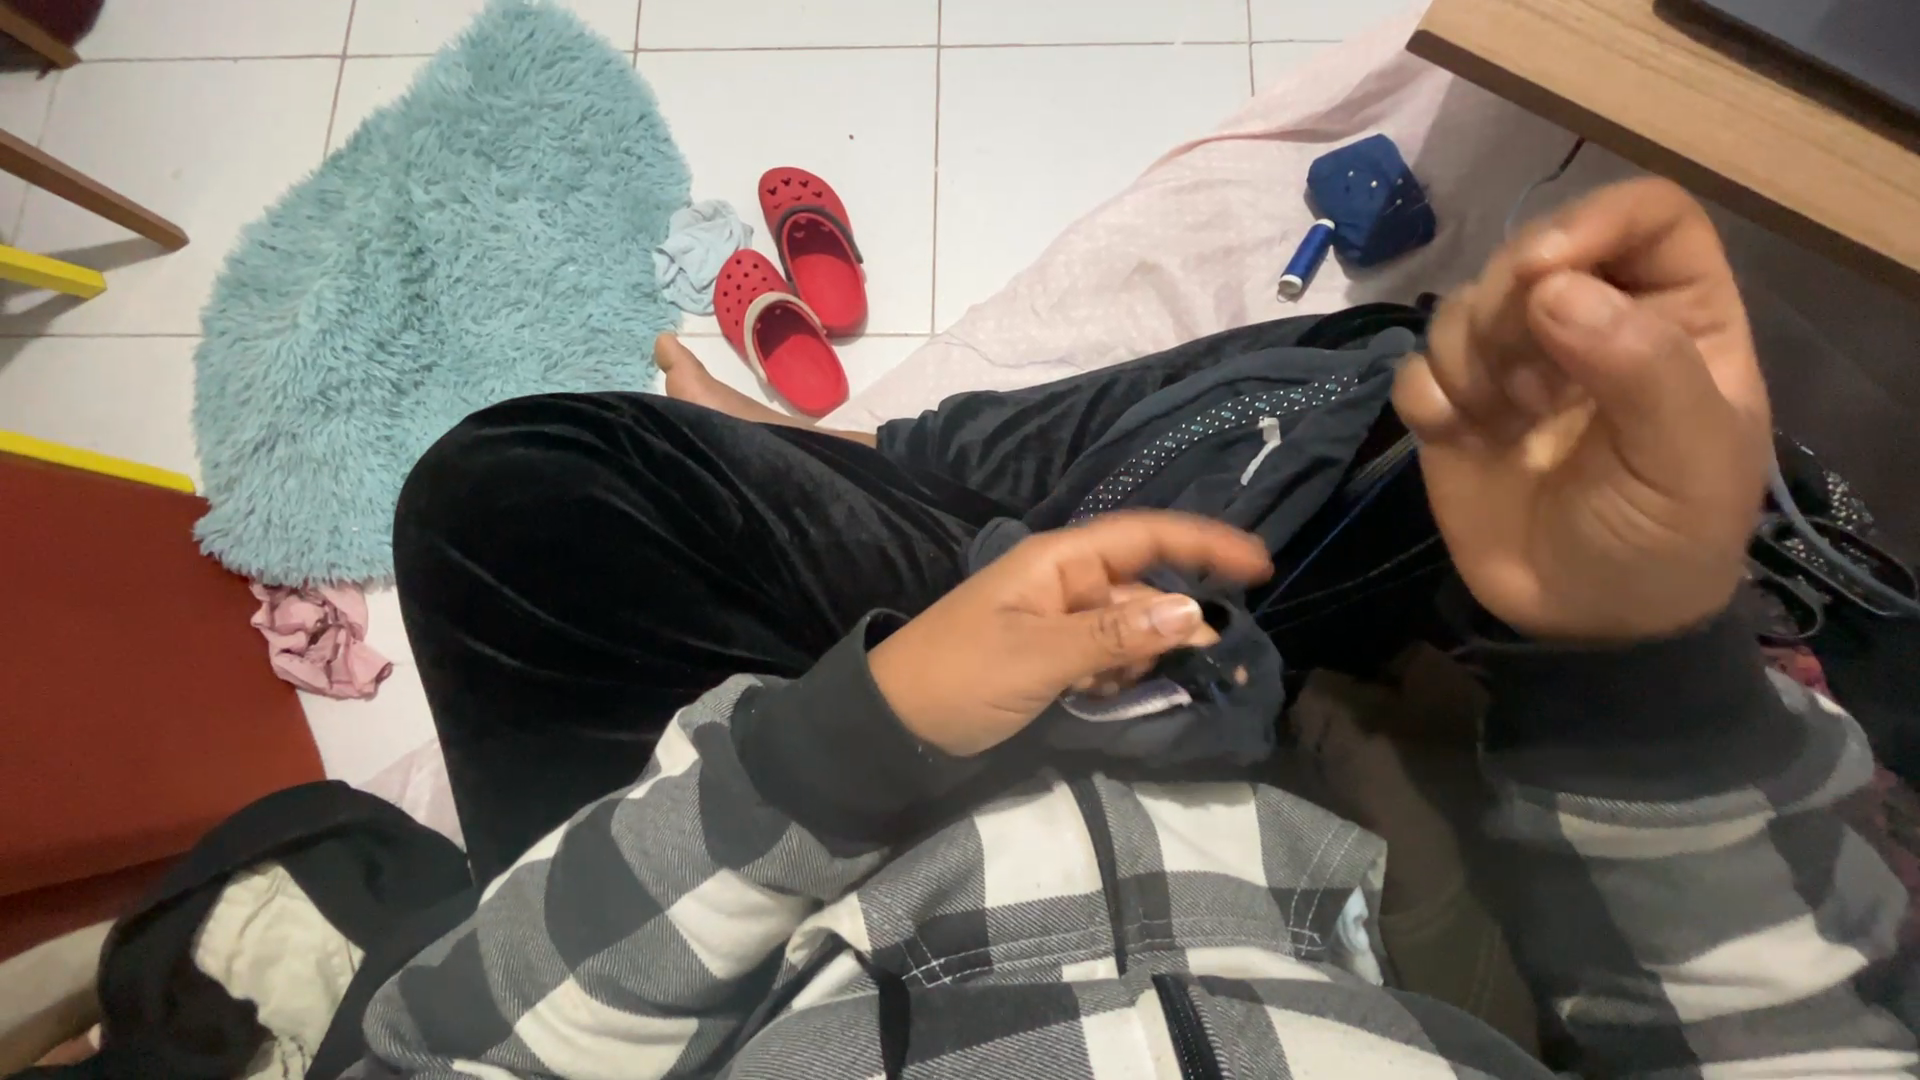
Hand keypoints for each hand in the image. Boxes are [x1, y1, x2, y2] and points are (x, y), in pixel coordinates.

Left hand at [868, 511, 1270, 755]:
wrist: (898, 722)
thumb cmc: (962, 675)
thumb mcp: (1039, 655)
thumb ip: (1116, 635)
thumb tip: (1192, 611)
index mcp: (1059, 561)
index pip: (1143, 536)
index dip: (1202, 543)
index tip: (1259, 564)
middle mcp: (1066, 582)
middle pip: (1143, 590)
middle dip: (1171, 624)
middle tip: (1205, 665)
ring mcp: (1060, 620)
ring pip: (1129, 629)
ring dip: (1139, 658)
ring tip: (1107, 686)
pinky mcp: (1055, 655)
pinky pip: (1107, 656)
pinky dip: (1115, 675)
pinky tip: (1093, 694)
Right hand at [1392, 178, 1770, 640]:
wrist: (1579, 614)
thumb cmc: (1660, 536)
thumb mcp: (1687, 458)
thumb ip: (1640, 364)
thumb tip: (1551, 288)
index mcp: (1673, 320)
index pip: (1644, 220)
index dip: (1592, 223)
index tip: (1542, 273)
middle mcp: (1585, 329)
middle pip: (1527, 258)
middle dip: (1505, 308)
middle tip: (1515, 380)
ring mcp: (1508, 372)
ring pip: (1460, 311)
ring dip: (1463, 356)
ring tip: (1492, 417)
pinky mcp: (1448, 413)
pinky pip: (1413, 372)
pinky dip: (1423, 396)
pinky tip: (1453, 434)